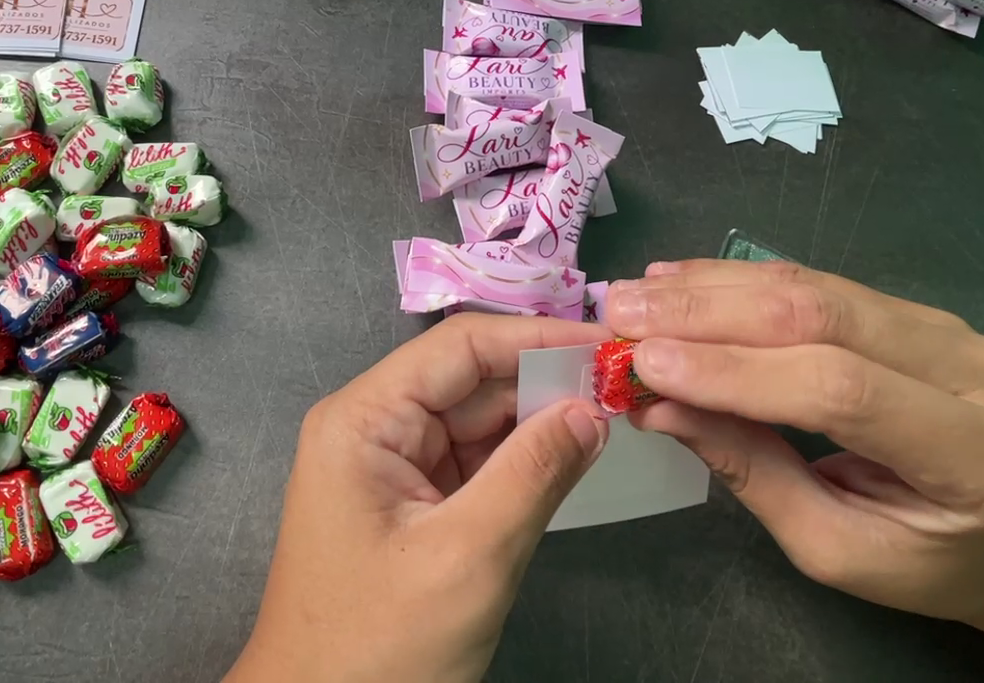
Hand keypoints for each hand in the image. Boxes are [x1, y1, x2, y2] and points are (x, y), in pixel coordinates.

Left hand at [224, 313, 609, 682]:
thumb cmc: (380, 645)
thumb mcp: (467, 559)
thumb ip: (533, 474)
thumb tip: (590, 410)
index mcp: (364, 417)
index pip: (459, 347)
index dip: (534, 336)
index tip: (604, 340)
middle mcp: (374, 424)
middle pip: (468, 379)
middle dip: (542, 377)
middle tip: (619, 379)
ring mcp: (391, 461)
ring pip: (476, 419)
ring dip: (537, 416)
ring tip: (608, 407)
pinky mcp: (410, 497)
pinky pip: (472, 459)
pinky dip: (519, 456)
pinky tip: (569, 448)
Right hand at [607, 258, 983, 627]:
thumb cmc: (929, 564)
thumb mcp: (835, 549)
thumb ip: (750, 470)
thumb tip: (655, 403)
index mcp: (981, 462)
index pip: (841, 390)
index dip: (735, 370)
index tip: (643, 363)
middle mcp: (977, 376)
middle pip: (823, 317)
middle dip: (706, 312)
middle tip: (619, 314)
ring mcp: (948, 330)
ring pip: (810, 285)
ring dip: (709, 287)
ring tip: (632, 294)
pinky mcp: (912, 310)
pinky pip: (812, 281)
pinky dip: (735, 280)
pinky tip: (677, 280)